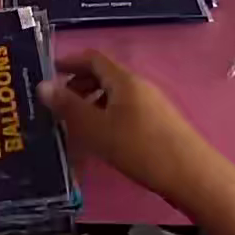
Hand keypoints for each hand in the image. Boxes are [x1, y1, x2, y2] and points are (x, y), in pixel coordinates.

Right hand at [36, 50, 233, 211]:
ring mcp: (151, 104)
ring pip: (114, 94)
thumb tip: (42, 85)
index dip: (70, 61)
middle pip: (104, 75)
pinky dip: (106, 115)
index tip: (50, 72)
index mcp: (123, 80)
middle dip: (78, 84)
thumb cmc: (140, 148)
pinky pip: (125, 109)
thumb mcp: (97, 129)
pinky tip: (101, 139)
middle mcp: (138, 85)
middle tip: (58, 103)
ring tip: (75, 124)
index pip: (93, 58)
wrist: (192, 176)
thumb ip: (68, 107)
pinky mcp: (158, 123)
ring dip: (92, 102)